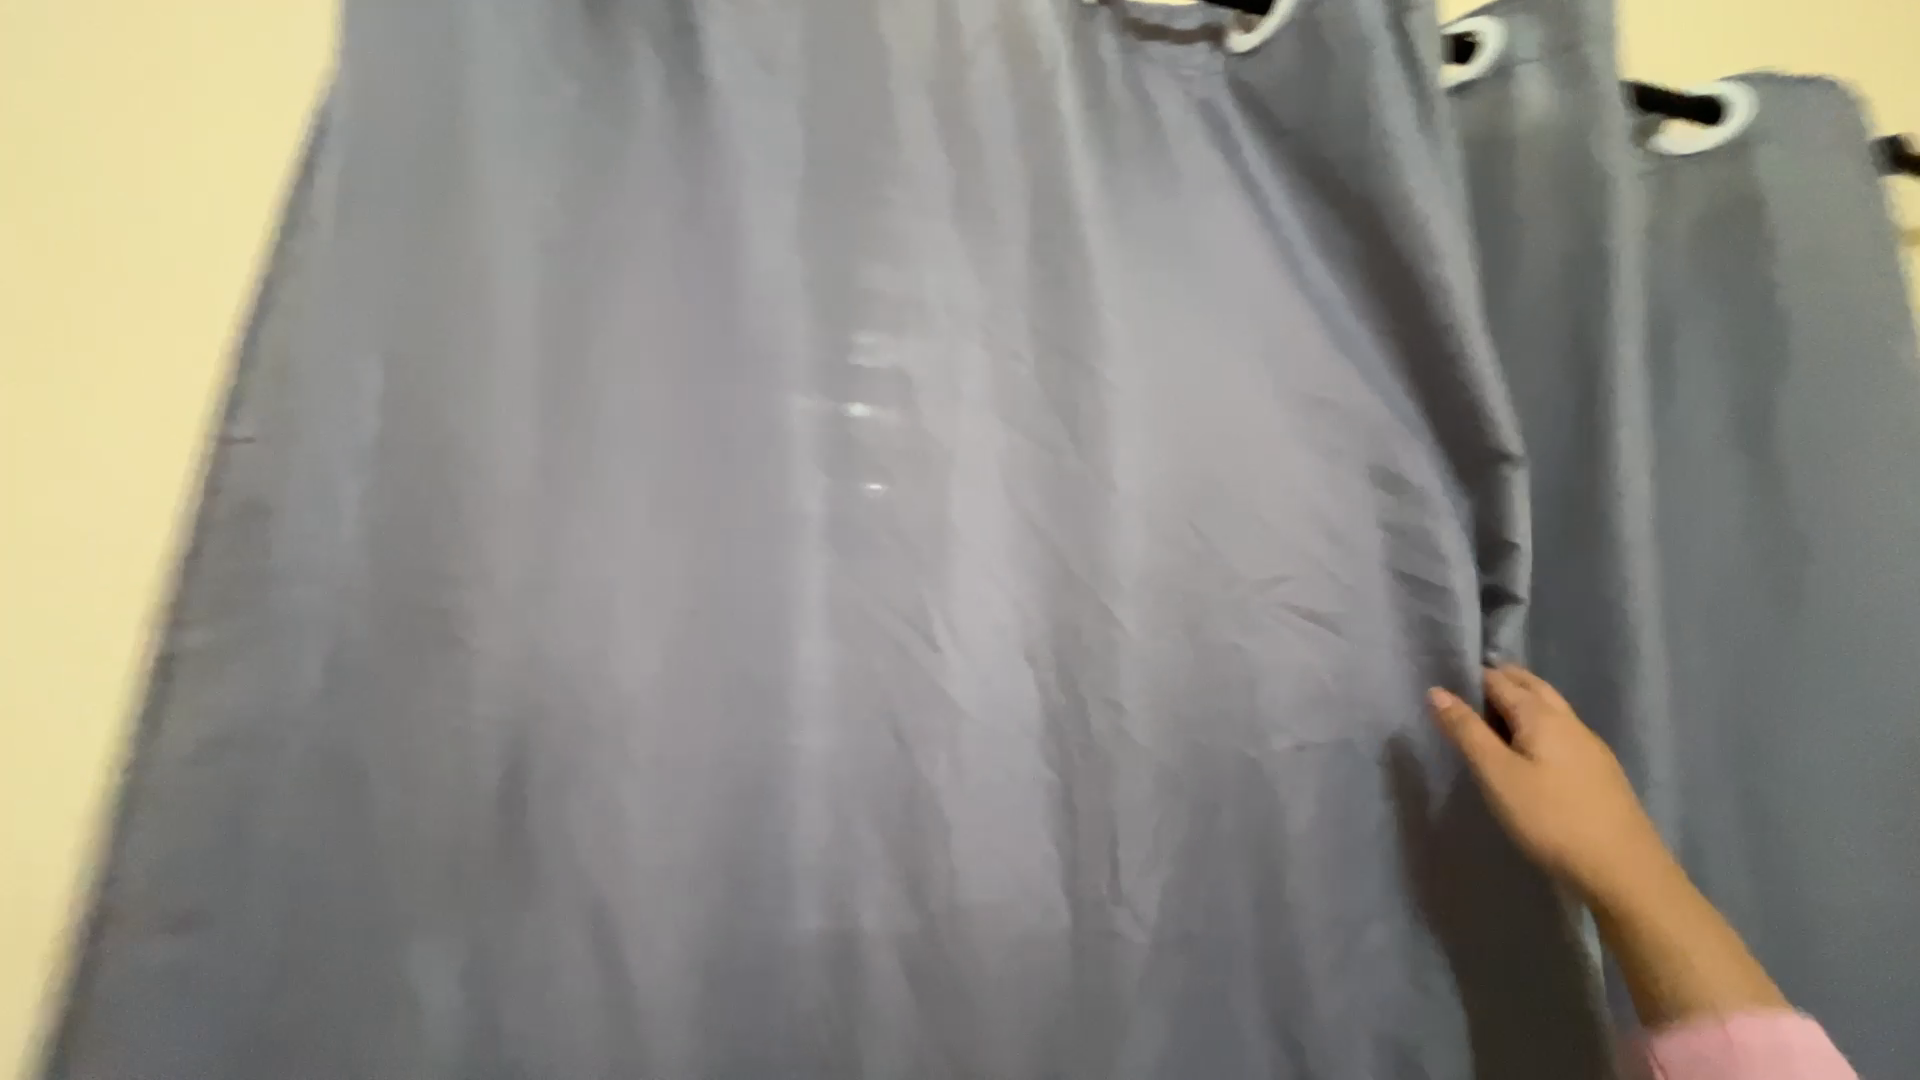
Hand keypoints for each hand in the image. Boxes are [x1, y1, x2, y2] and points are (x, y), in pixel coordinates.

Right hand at [1427, 666, 1672, 904]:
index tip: (1443, 679)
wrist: (1625, 874)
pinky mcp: (1599, 773)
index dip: (1471, 676)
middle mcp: (1570, 723)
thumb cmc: (1550, 817)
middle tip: (1465, 686)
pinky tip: (1527, 747)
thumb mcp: (1495, 773)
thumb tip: (1437, 690)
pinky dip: (1536, 724)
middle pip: (1532, 687)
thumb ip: (1465, 730)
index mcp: (1542, 716)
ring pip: (1550, 709)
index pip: (1500, 681)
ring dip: (1521, 701)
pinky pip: (1560, 731)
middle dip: (1501, 680)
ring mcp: (1590, 748)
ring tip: (1489, 713)